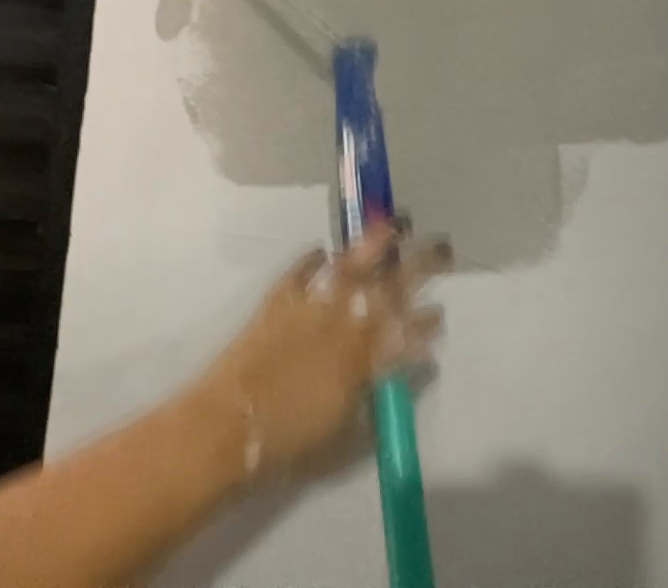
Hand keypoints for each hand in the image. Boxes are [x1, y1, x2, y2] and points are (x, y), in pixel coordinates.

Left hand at [192, 221, 452, 481]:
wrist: (228, 426)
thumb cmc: (290, 444)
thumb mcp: (347, 434)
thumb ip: (375, 396)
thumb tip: (397, 371)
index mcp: (363, 363)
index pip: (406, 333)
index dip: (425, 322)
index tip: (439, 313)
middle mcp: (341, 329)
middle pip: (387, 289)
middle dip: (417, 266)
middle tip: (438, 247)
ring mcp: (307, 311)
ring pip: (347, 270)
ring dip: (370, 245)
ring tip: (390, 223)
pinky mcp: (275, 303)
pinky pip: (298, 273)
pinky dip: (310, 259)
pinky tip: (322, 249)